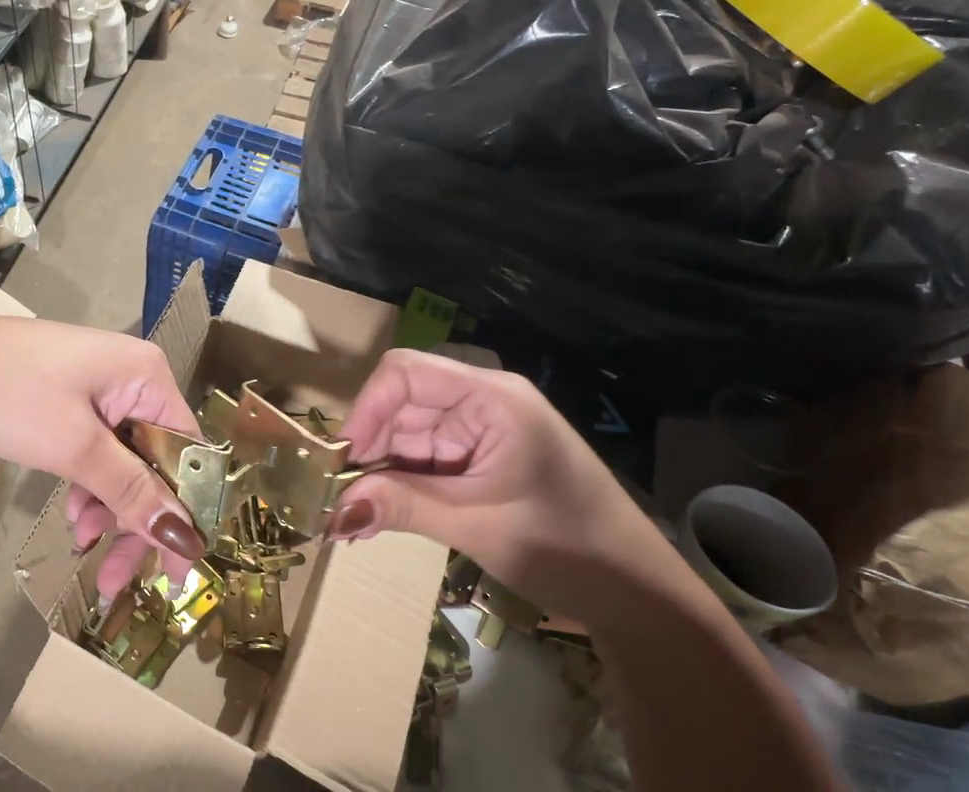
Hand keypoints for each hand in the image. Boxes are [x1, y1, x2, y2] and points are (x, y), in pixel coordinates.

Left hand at [0, 317, 204, 597]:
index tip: (176, 569)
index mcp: (146, 375)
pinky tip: (72, 513)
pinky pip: (99, 450)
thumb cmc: (13, 397)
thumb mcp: (76, 448)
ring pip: (125, 461)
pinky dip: (89, 485)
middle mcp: (133, 377)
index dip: (183, 510)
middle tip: (115, 577)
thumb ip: (131, 491)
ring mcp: (102, 387)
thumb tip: (184, 537)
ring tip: (80, 540)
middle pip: (155, 460)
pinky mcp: (75, 399)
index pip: (186, 450)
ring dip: (108, 507)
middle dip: (135, 518)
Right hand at [328, 349, 677, 626]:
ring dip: (380, 472)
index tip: (343, 460)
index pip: (407, 374)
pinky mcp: (479, 457)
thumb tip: (332, 512)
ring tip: (355, 519)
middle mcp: (483, 402)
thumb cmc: (565, 547)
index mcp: (493, 399)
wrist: (636, 593)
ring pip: (407, 433)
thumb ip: (402, 506)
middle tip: (339, 500)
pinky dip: (400, 484)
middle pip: (402, 403)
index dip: (367, 408)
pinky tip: (381, 516)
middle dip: (369, 448)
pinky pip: (424, 458)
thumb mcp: (476, 525)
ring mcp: (481, 429)